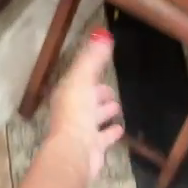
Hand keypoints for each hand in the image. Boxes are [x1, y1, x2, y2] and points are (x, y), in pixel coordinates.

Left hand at [45, 31, 124, 178]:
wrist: (75, 152)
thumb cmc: (76, 113)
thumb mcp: (83, 80)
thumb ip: (93, 59)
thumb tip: (103, 35)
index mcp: (67, 95)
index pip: (78, 81)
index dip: (89, 74)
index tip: (102, 67)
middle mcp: (72, 112)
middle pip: (86, 100)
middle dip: (98, 94)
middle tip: (111, 91)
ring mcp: (81, 131)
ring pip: (94, 118)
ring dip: (104, 112)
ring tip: (117, 107)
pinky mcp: (92, 147)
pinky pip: (103, 137)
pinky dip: (111, 132)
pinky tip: (120, 129)